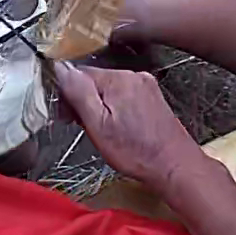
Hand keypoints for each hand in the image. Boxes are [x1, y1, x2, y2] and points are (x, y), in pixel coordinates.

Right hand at [52, 63, 216, 195]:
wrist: (175, 166)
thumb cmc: (134, 151)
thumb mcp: (97, 125)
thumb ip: (78, 93)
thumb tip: (60, 68)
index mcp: (117, 79)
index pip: (78, 73)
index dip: (68, 94)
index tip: (69, 116)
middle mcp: (134, 75)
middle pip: (93, 80)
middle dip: (83, 100)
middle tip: (85, 126)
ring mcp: (145, 85)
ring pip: (107, 88)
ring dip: (98, 105)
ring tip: (103, 129)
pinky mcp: (151, 96)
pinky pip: (122, 94)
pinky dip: (114, 108)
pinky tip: (117, 126)